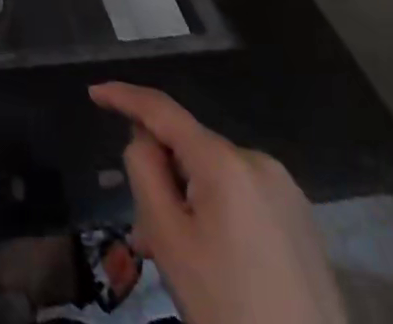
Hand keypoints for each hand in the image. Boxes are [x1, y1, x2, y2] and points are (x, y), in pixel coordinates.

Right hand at [89, 82, 345, 323]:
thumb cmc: (226, 301)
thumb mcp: (166, 235)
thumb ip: (144, 170)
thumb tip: (144, 138)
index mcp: (225, 162)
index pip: (162, 110)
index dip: (124, 96)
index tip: (93, 92)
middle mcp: (259, 163)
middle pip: (186, 148)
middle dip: (157, 176)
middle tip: (141, 233)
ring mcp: (285, 190)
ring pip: (209, 175)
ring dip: (181, 199)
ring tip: (171, 252)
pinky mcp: (298, 217)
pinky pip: (237, 194)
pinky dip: (210, 210)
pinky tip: (206, 254)